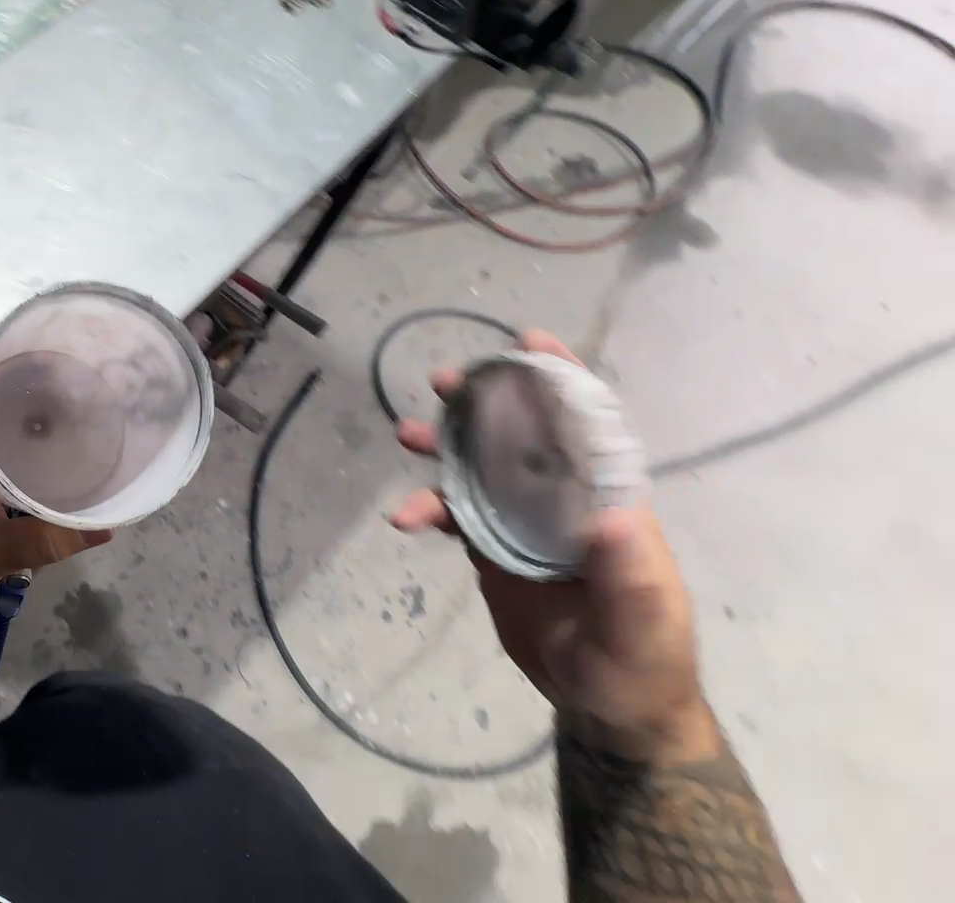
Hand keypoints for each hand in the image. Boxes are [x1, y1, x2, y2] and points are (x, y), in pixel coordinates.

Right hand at [388, 330, 717, 764]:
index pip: (587, 429)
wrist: (603, 704)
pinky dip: (424, 509)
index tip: (527, 343)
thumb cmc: (638, 661)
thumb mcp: (645, 623)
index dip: (561, 382)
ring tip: (405, 435)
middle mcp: (560, 500)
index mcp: (606, 501)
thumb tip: (609, 515)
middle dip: (482, 403)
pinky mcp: (489, 547)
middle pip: (518, 437)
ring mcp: (520, 522)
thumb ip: (631, 574)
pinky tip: (401, 519)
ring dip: (442, 448)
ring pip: (476, 468)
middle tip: (442, 381)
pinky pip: (451, 514)